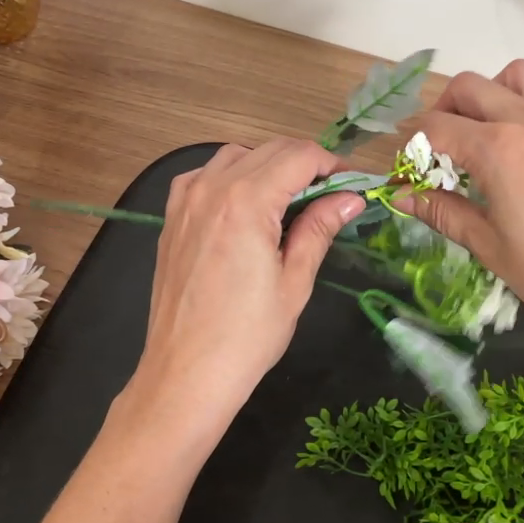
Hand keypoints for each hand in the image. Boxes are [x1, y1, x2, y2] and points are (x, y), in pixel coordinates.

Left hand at [116, 139, 362, 446]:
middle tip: (330, 196)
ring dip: (268, 166)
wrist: (186, 373)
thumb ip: (319, 229)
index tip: (352, 186)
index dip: (332, 165)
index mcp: (246, 201)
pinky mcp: (172, 217)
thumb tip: (350, 198)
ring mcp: (186, 200)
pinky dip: (231, 177)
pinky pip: (205, 176)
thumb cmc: (248, 335)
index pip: (299, 156)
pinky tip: (245, 207)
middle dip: (305, 164)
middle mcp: (212, 188)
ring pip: (236, 156)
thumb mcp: (294, 282)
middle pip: (269, 150)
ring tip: (290, 201)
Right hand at [409, 60, 523, 354]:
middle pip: (468, 87)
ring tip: (484, 134)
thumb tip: (402, 197)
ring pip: (515, 76)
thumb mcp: (491, 248)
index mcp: (500, 150)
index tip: (406, 175)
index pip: (435, 128)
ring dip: (489, 95)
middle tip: (438, 153)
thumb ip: (443, 212)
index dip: (411, 150)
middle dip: (441, 113)